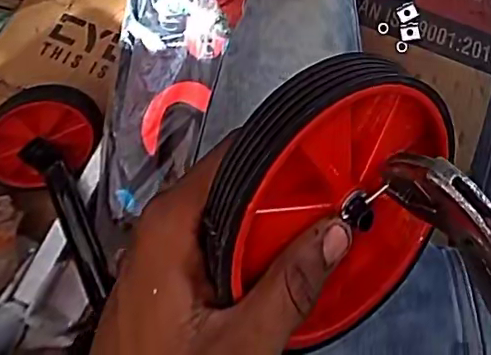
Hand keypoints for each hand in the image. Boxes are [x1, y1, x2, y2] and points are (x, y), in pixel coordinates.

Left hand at [91, 141, 351, 354]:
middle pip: (231, 185)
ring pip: (224, 217)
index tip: (319, 173)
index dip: (279, 161)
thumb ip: (289, 286)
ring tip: (296, 255)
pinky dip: (241, 256)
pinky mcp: (165, 274)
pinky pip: (211, 244)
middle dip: (276, 204)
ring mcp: (160, 248)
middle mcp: (159, 223)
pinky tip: (262, 282)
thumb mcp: (238, 344)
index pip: (232, 155)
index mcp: (168, 219)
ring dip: (262, 235)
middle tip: (319, 222)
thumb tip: (330, 234)